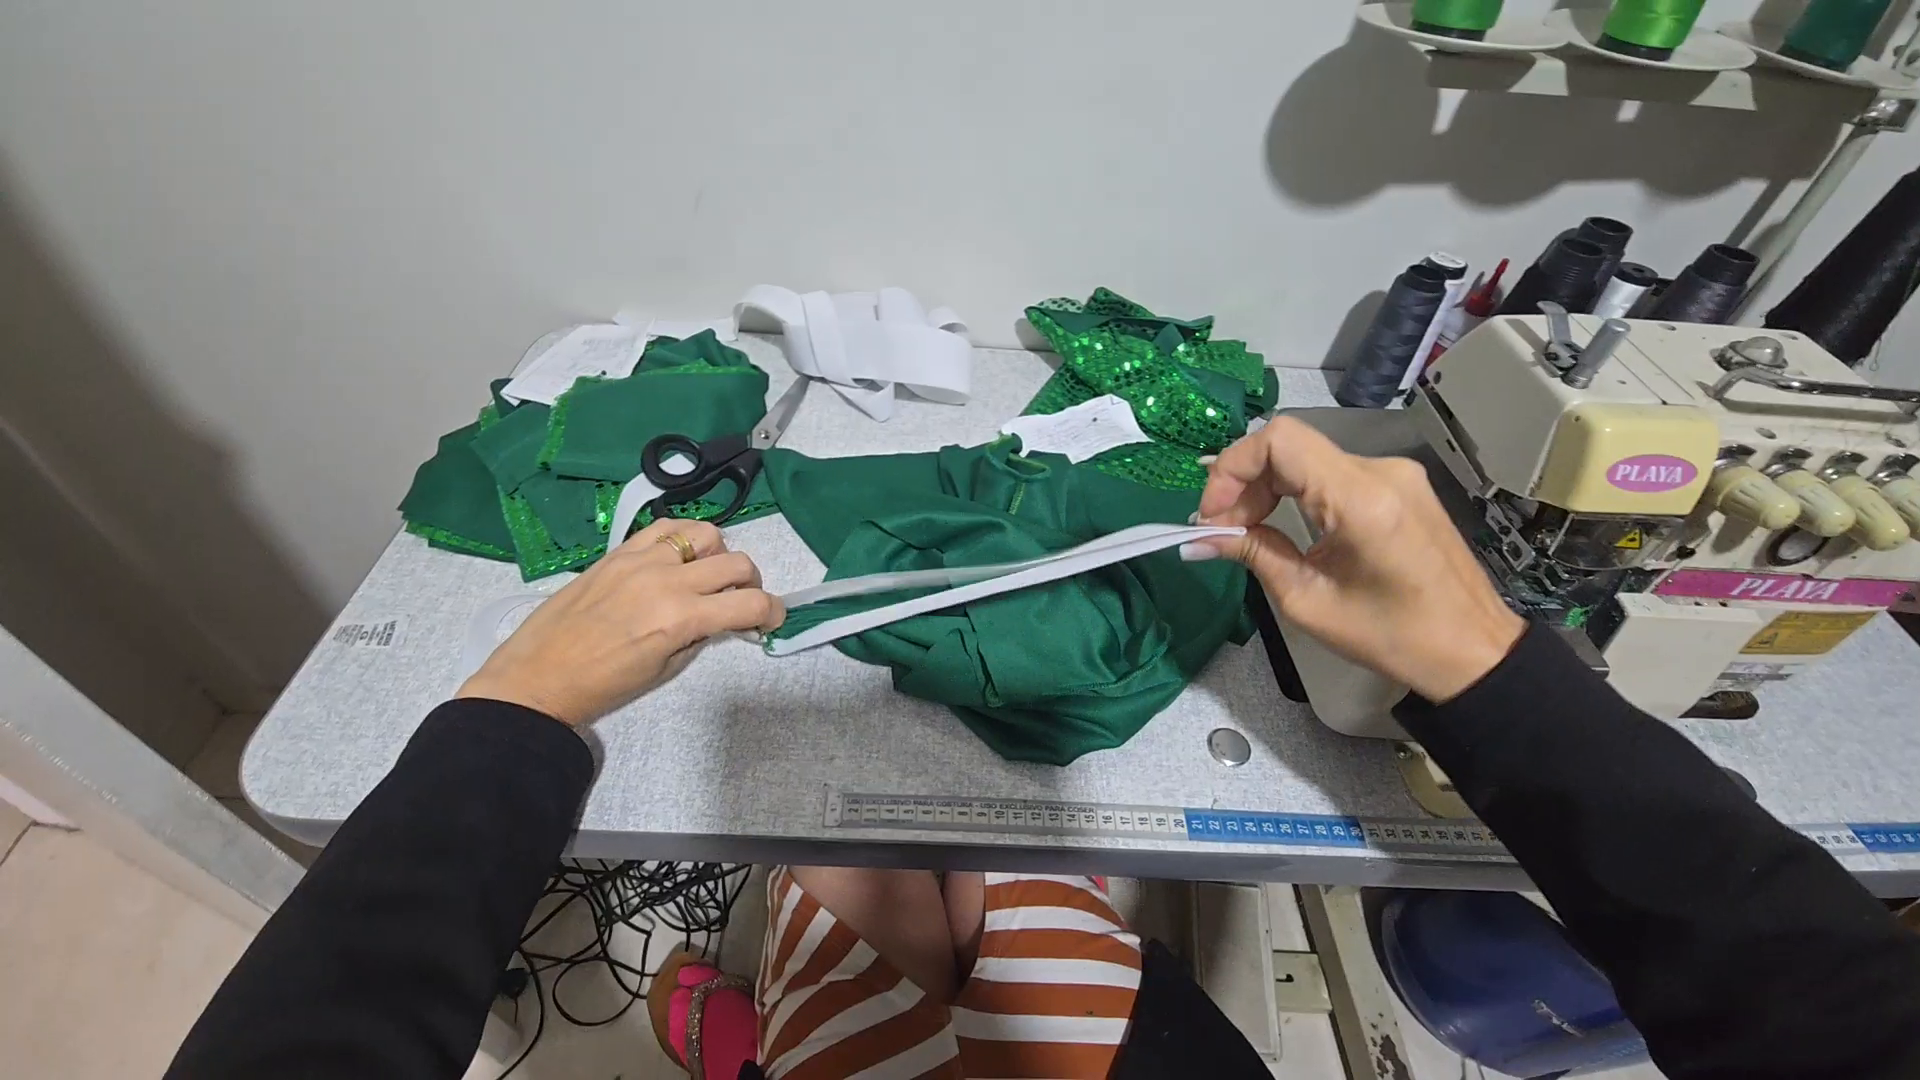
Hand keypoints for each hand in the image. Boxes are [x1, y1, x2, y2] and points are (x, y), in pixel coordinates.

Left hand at [457, 520, 784, 725]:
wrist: (537, 676)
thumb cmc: (603, 685)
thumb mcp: (666, 668)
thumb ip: (702, 634)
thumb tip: (724, 616)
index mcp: (680, 619)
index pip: (752, 604)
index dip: (774, 612)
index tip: (771, 620)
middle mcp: (667, 580)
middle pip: (739, 564)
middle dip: (752, 585)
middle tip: (740, 602)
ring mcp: (642, 559)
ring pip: (708, 534)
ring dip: (720, 555)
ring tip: (706, 576)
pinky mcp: (620, 550)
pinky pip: (667, 527)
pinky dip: (685, 538)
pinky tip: (679, 558)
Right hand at [1190, 417, 1523, 702]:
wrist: (1473, 649)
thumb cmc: (1392, 636)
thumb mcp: (1308, 601)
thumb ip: (1253, 554)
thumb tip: (1198, 539)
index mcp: (1360, 499)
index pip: (1279, 441)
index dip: (1232, 468)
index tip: (1213, 513)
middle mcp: (1380, 471)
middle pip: (1288, 446)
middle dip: (1242, 483)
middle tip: (1222, 529)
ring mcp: (1393, 473)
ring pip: (1305, 457)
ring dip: (1265, 488)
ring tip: (1246, 531)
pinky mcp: (1397, 484)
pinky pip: (1329, 472)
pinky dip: (1293, 491)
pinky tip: (1281, 524)